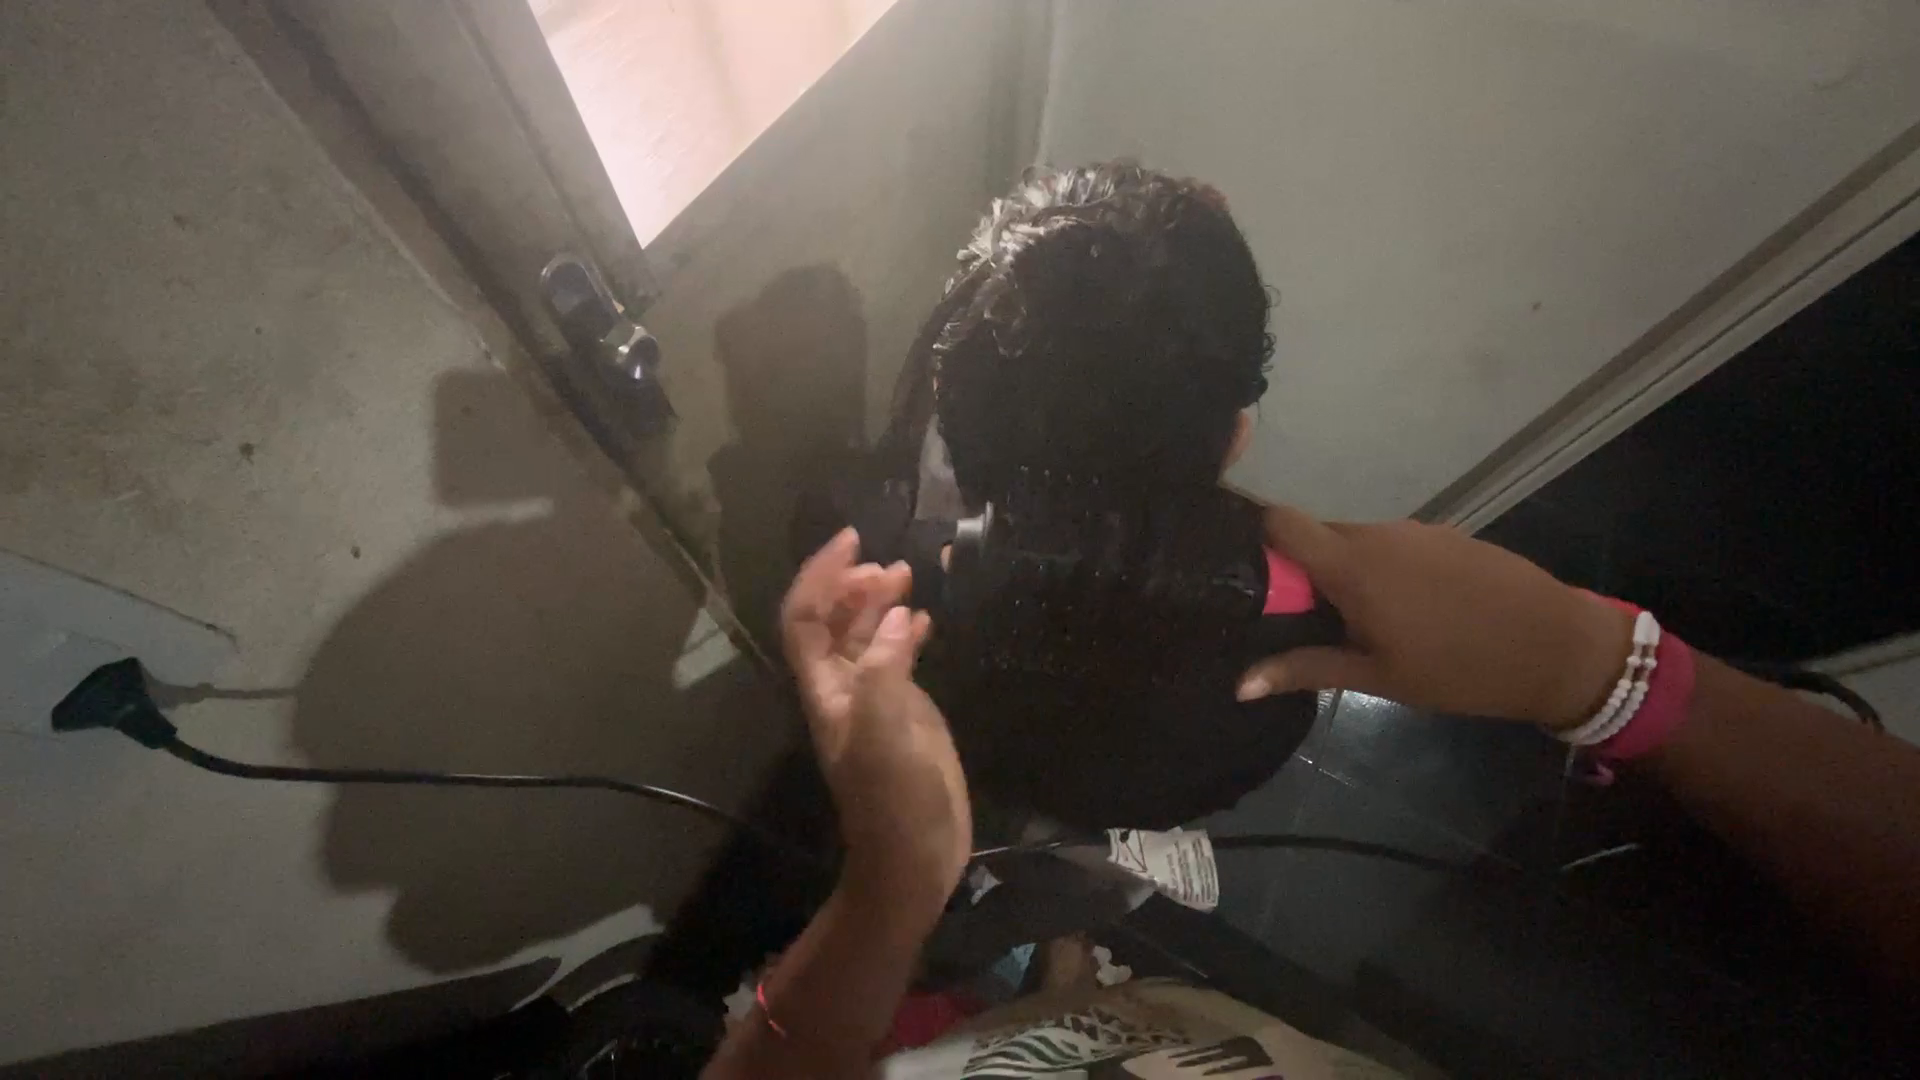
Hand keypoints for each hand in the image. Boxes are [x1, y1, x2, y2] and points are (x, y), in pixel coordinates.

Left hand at [781, 529, 971, 904]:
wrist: (915, 857)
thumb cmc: (894, 800)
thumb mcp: (886, 733)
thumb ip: (885, 669)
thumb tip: (899, 614)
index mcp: (828, 689)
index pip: (806, 619)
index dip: (820, 576)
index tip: (851, 540)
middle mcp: (844, 687)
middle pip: (833, 621)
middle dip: (852, 583)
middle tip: (889, 566)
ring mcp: (875, 699)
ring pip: (864, 635)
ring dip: (878, 601)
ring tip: (906, 575)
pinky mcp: (904, 711)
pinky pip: (897, 656)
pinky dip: (906, 630)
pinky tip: (925, 618)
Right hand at [1238, 506, 1632, 729]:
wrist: (1562, 648)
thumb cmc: (1458, 668)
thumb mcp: (1376, 676)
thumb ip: (1304, 668)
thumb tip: (1240, 685)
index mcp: (1351, 565)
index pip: (1280, 521)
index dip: (1259, 538)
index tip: (1258, 574)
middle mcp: (1376, 534)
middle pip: (1316, 533)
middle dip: (1305, 567)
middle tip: (1311, 613)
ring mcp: (1414, 530)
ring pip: (1355, 539)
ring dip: (1346, 568)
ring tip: (1364, 616)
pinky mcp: (1445, 534)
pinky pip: (1393, 542)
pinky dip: (1384, 566)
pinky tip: (1411, 606)